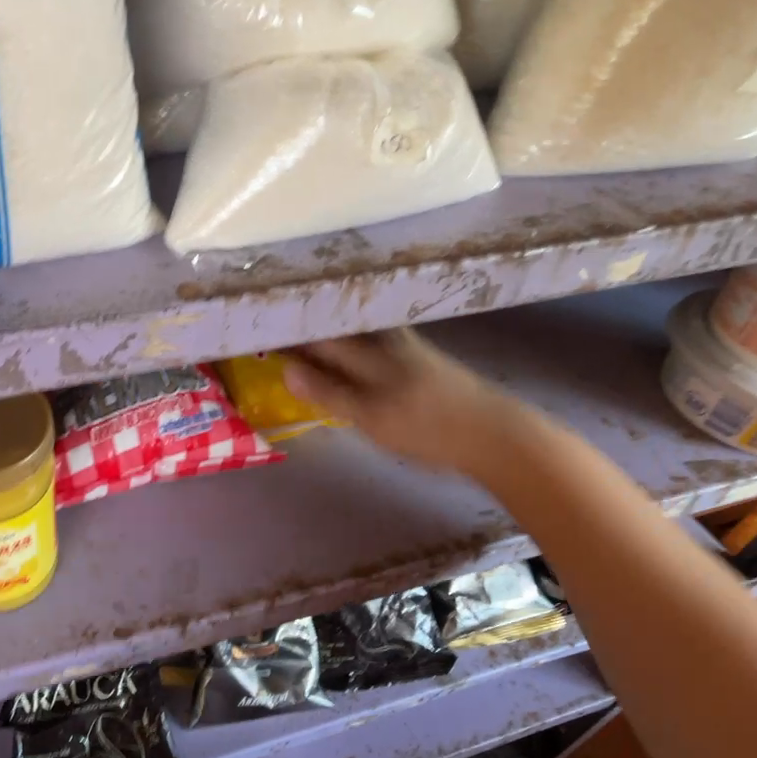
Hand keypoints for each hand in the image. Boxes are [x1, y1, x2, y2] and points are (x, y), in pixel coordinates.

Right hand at [282, 329, 537, 482]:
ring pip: (358, 329)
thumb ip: (330, 393)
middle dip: (308, 322)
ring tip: (307, 327)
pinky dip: (354, 338)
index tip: (259, 325)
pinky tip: (351, 345)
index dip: (289, 332)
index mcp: (370, 353)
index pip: (318, 336)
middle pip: (338, 325)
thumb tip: (285, 369)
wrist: (497, 435)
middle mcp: (385, 341)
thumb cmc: (429, 428)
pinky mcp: (421, 360)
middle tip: (277, 321)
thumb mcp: (372, 418)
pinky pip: (374, 339)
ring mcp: (407, 347)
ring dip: (332, 326)